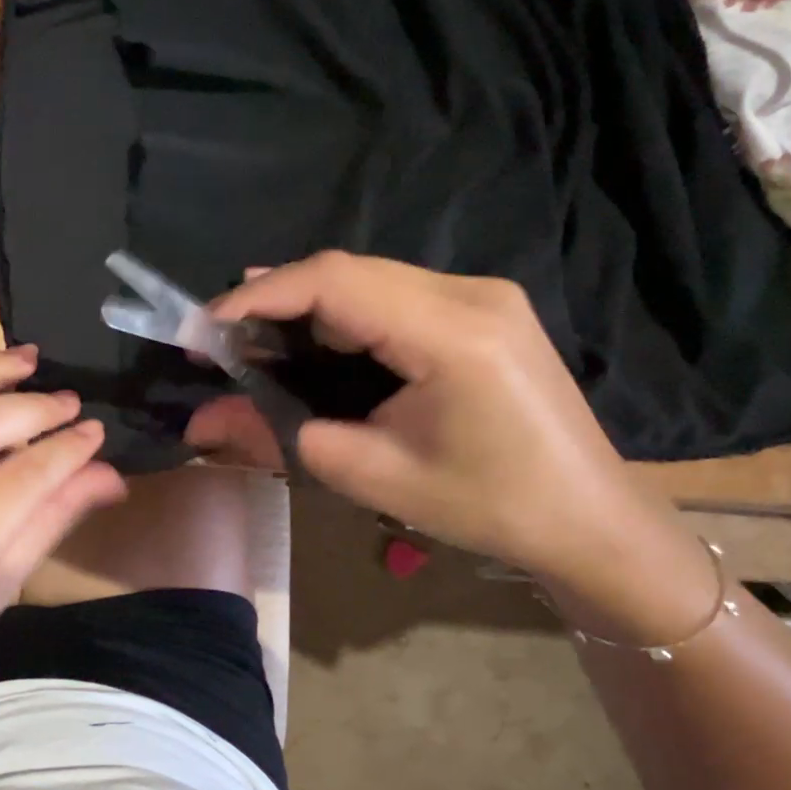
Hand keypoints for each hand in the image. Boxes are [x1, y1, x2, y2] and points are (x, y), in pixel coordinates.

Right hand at [184, 252, 677, 589]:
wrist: (589, 519)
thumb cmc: (485, 505)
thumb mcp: (370, 475)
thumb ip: (278, 435)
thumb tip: (201, 422)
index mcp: (454, 333)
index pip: (336, 282)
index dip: (262, 295)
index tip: (205, 325)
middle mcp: (473, 294)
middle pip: (349, 270)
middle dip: (275, 296)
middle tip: (219, 337)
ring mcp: (483, 296)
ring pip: (369, 276)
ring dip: (305, 302)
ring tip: (250, 336)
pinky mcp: (483, 309)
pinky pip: (393, 292)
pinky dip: (340, 310)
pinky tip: (309, 336)